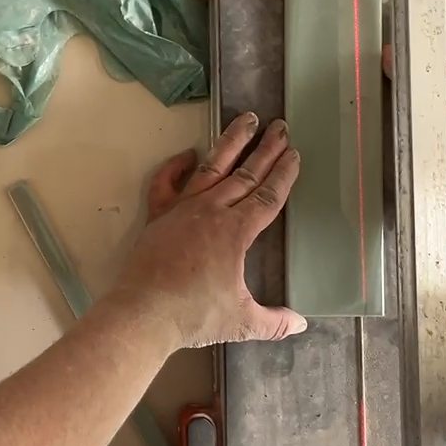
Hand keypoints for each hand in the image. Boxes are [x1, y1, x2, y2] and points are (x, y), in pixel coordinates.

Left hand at [100, 114, 307, 350]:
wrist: (143, 312)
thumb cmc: (194, 315)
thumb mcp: (242, 321)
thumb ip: (274, 322)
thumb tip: (301, 325)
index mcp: (236, 231)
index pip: (268, 196)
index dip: (284, 174)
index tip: (294, 154)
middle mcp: (211, 211)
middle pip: (245, 174)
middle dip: (266, 149)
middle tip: (280, 126)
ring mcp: (182, 209)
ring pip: (211, 168)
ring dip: (230, 142)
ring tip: (245, 119)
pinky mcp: (158, 215)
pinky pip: (166, 183)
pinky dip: (176, 166)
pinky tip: (188, 153)